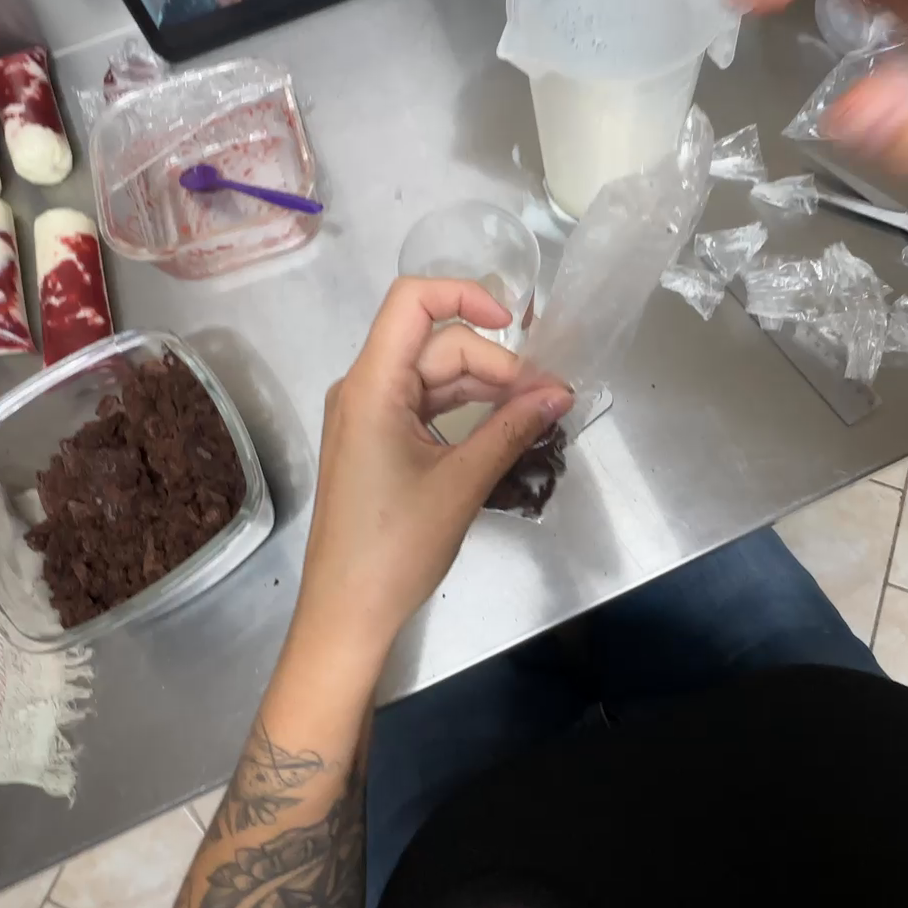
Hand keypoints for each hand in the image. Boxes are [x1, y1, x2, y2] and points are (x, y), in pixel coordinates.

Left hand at [294, 278, 572, 658]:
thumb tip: (560, 392)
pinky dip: (466, 410)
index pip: (412, 302)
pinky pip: (427, 406)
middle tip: (548, 397)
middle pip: (435, 345)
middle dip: (494, 363)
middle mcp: (364, 389)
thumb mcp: (462, 483)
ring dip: (486, 388)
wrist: (347, 613)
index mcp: (371, 386)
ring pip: (435, 376)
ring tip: (537, 411)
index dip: (464, 294)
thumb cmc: (395, 548)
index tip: (514, 322)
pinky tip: (504, 424)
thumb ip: (512, 429)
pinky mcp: (379, 441)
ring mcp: (369, 416)